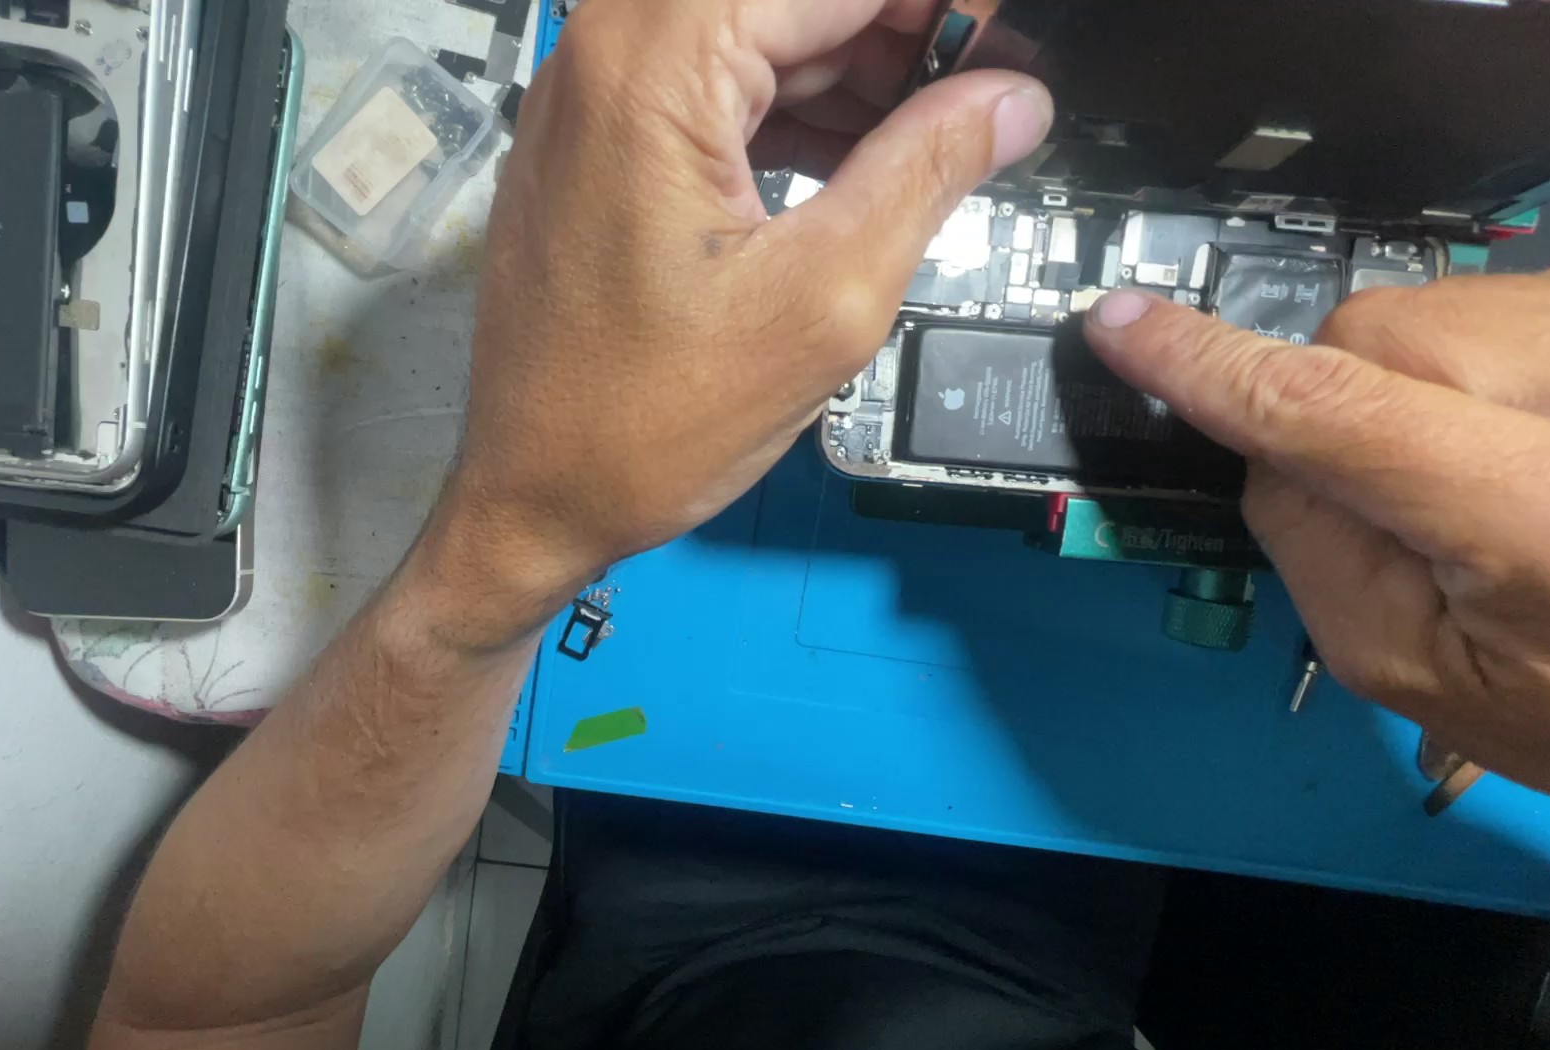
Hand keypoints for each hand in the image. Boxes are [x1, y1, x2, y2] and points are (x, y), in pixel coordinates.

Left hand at [431, 0, 1052, 637]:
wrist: (537, 501)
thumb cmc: (657, 426)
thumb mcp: (822, 304)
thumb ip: (925, 175)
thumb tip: (1011, 99)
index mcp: (654, 65)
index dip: (945, 4)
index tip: (1013, 41)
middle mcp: (602, 55)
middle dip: (899, 35)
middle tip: (988, 93)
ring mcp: (584, 107)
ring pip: (748, 41)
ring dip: (848, 73)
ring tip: (936, 132)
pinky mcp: (587, 161)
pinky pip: (706, 100)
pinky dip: (785, 117)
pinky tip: (850, 158)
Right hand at [1083, 269, 1549, 833]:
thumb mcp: (1414, 667)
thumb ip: (1309, 552)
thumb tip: (1268, 449)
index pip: (1319, 408)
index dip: (1201, 365)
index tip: (1117, 323)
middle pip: (1370, 334)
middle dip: (1330, 394)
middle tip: (1389, 483)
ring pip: (1432, 309)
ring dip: (1407, 381)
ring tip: (1488, 464)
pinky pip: (1509, 299)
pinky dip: (1481, 361)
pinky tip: (1546, 427)